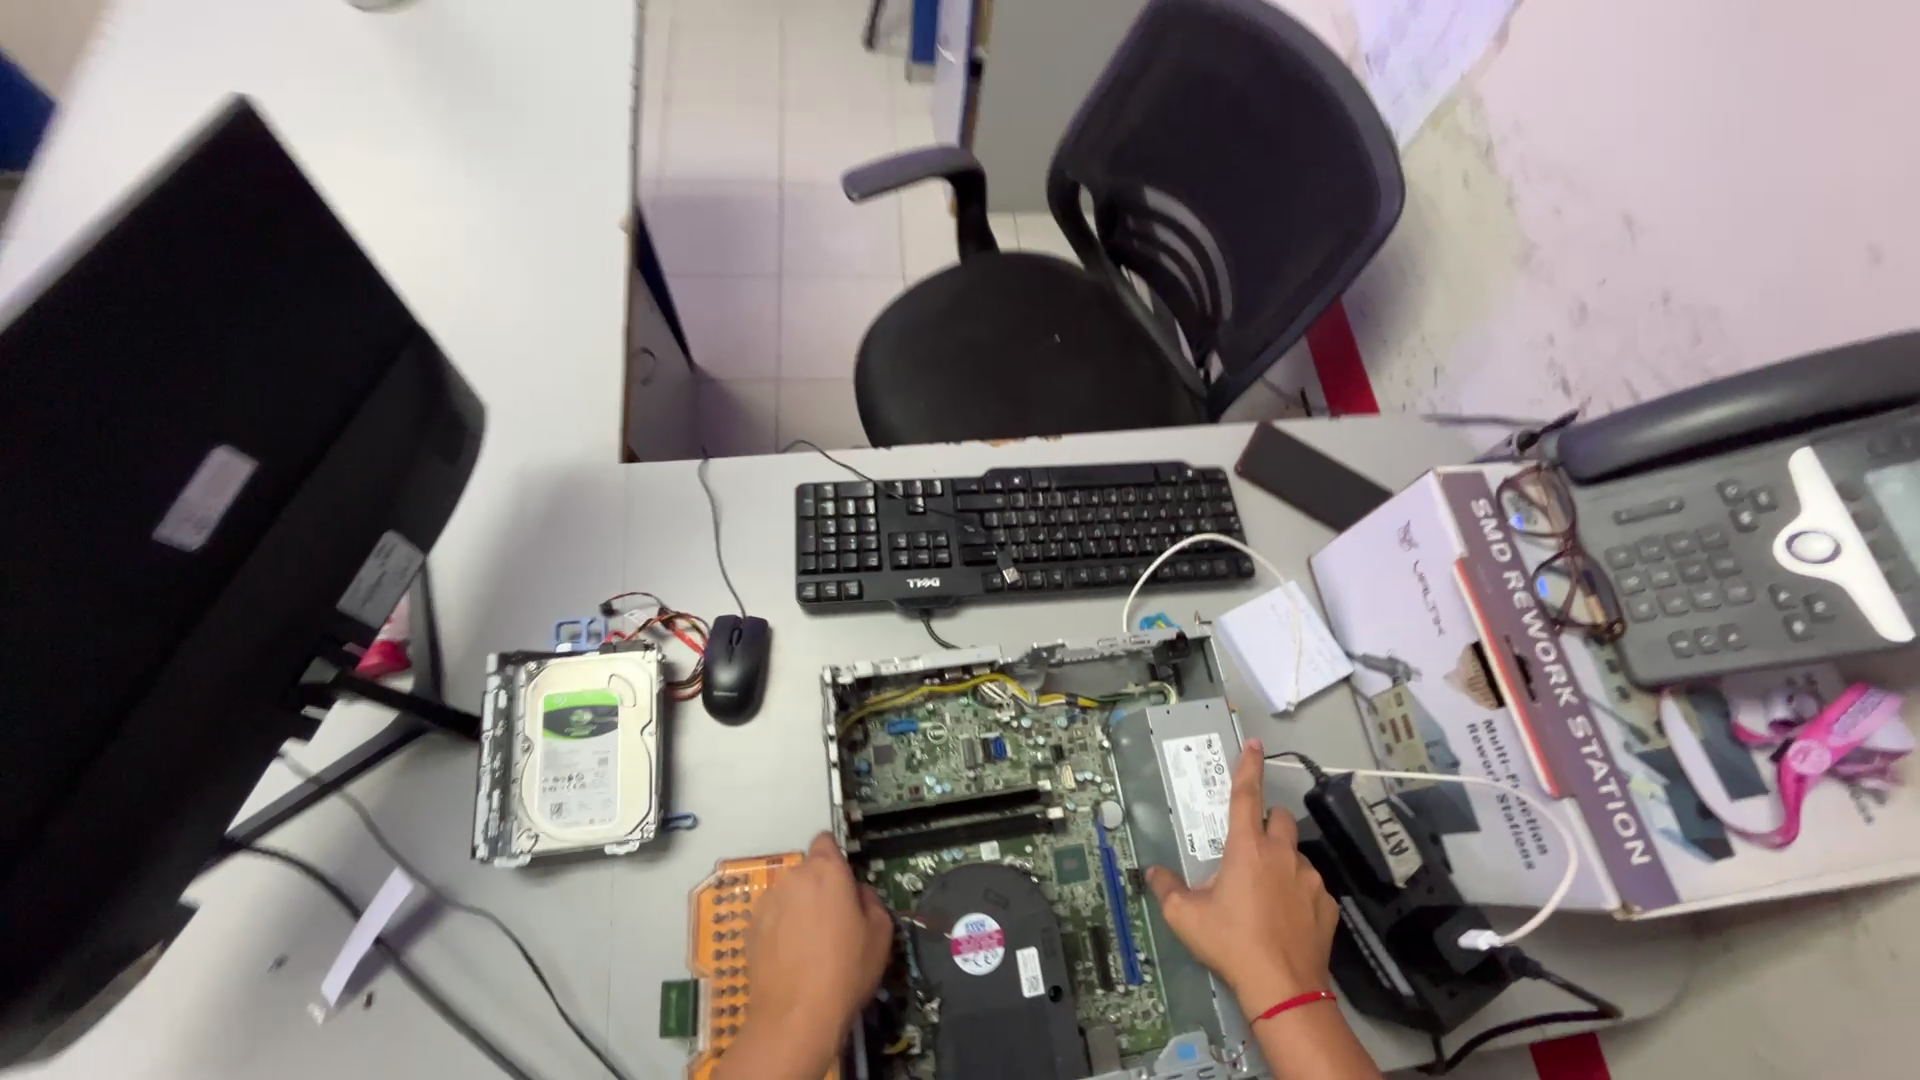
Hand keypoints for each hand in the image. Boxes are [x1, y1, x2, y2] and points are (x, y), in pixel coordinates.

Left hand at [717, 833, 892, 1079]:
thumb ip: (870, 900)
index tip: (843, 882)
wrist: (795, 1016)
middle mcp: (793, 877)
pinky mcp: (750, 929)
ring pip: (789, 895)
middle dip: (820, 888)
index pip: (826, 841)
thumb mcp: (881, 933)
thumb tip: (857, 894)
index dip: (835, 857)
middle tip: (834, 922)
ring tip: (809, 945)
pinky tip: (790, 958)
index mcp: (827, 870)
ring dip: (799, 908)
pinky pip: (772, 918)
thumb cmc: (846, 969)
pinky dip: (781, 929)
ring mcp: (767, 902)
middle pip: (808, 872)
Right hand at [1145, 739, 1338, 1015]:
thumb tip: (1152, 872)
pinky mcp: (1327, 906)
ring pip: (1296, 854)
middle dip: (1268, 823)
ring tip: (1264, 893)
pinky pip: (1311, 887)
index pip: (1247, 794)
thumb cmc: (1231, 943)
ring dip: (1282, 861)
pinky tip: (1285, 917)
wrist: (1283, 989)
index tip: (1255, 744)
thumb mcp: (1186, 916)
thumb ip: (1166, 887)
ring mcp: (1310, 879)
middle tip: (1249, 847)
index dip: (1249, 766)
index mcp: (1247, 847)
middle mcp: (1282, 854)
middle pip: (1281, 819)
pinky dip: (1298, 892)